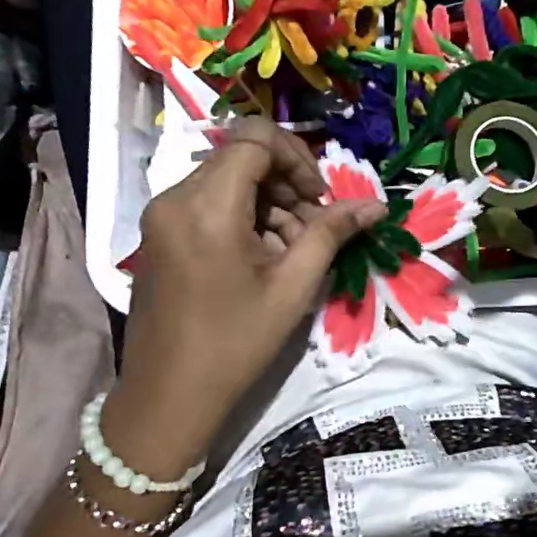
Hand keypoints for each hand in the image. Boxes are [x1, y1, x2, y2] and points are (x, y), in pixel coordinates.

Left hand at [111, 119, 386, 473]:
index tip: (320, 199)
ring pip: (227, 182)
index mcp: (206, 206)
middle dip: (286, 185)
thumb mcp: (293, 286)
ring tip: (294, 251)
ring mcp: (162, 216)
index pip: (255, 140)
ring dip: (268, 204)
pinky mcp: (160, 234)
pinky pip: (209, 205)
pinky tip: (265, 259)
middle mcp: (175, 198)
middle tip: (313, 230)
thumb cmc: (235, 343)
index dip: (296, 158)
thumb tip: (376, 204)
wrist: (169, 396)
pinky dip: (243, 218)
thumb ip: (332, 234)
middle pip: (241, 159)